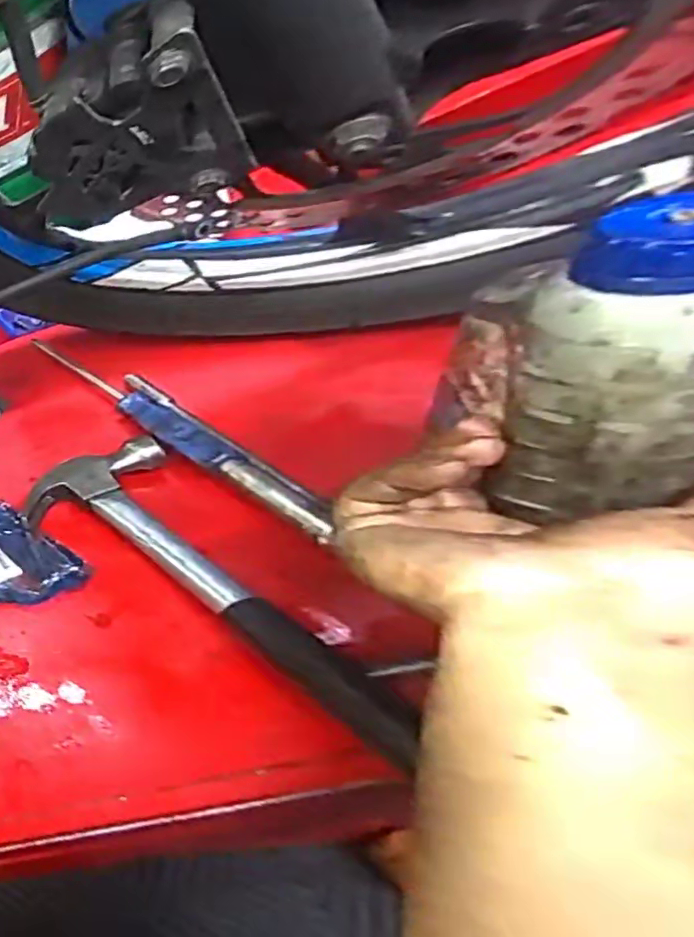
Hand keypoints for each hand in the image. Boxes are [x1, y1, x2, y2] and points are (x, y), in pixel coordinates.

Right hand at [336, 416, 693, 634]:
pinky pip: (378, 486)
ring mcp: (415, 536)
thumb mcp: (683, 520)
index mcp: (537, 544)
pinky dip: (415, 466)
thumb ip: (671, 482)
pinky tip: (461, 460)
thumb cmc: (640, 583)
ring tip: (487, 435)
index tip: (538, 416)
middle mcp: (471, 541)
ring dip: (448, 448)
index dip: (518, 445)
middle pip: (453, 475)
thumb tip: (667, 442)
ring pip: (413, 475)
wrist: (565, 611)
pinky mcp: (367, 530)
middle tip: (502, 417)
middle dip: (476, 441)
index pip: (509, 483)